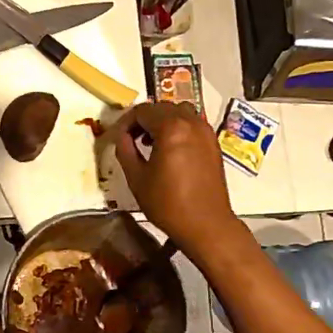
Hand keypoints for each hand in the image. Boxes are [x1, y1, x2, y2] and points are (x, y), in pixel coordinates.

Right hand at [114, 102, 241, 252]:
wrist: (206, 224)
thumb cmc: (168, 204)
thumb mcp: (137, 178)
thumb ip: (125, 150)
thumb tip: (122, 136)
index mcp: (171, 128)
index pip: (142, 111)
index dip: (126, 122)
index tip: (118, 137)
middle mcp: (191, 122)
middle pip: (162, 107)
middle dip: (144, 120)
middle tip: (132, 139)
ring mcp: (206, 131)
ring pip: (180, 112)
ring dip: (163, 121)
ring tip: (151, 143)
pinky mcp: (214, 143)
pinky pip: (193, 124)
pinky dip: (179, 128)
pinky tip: (171, 150)